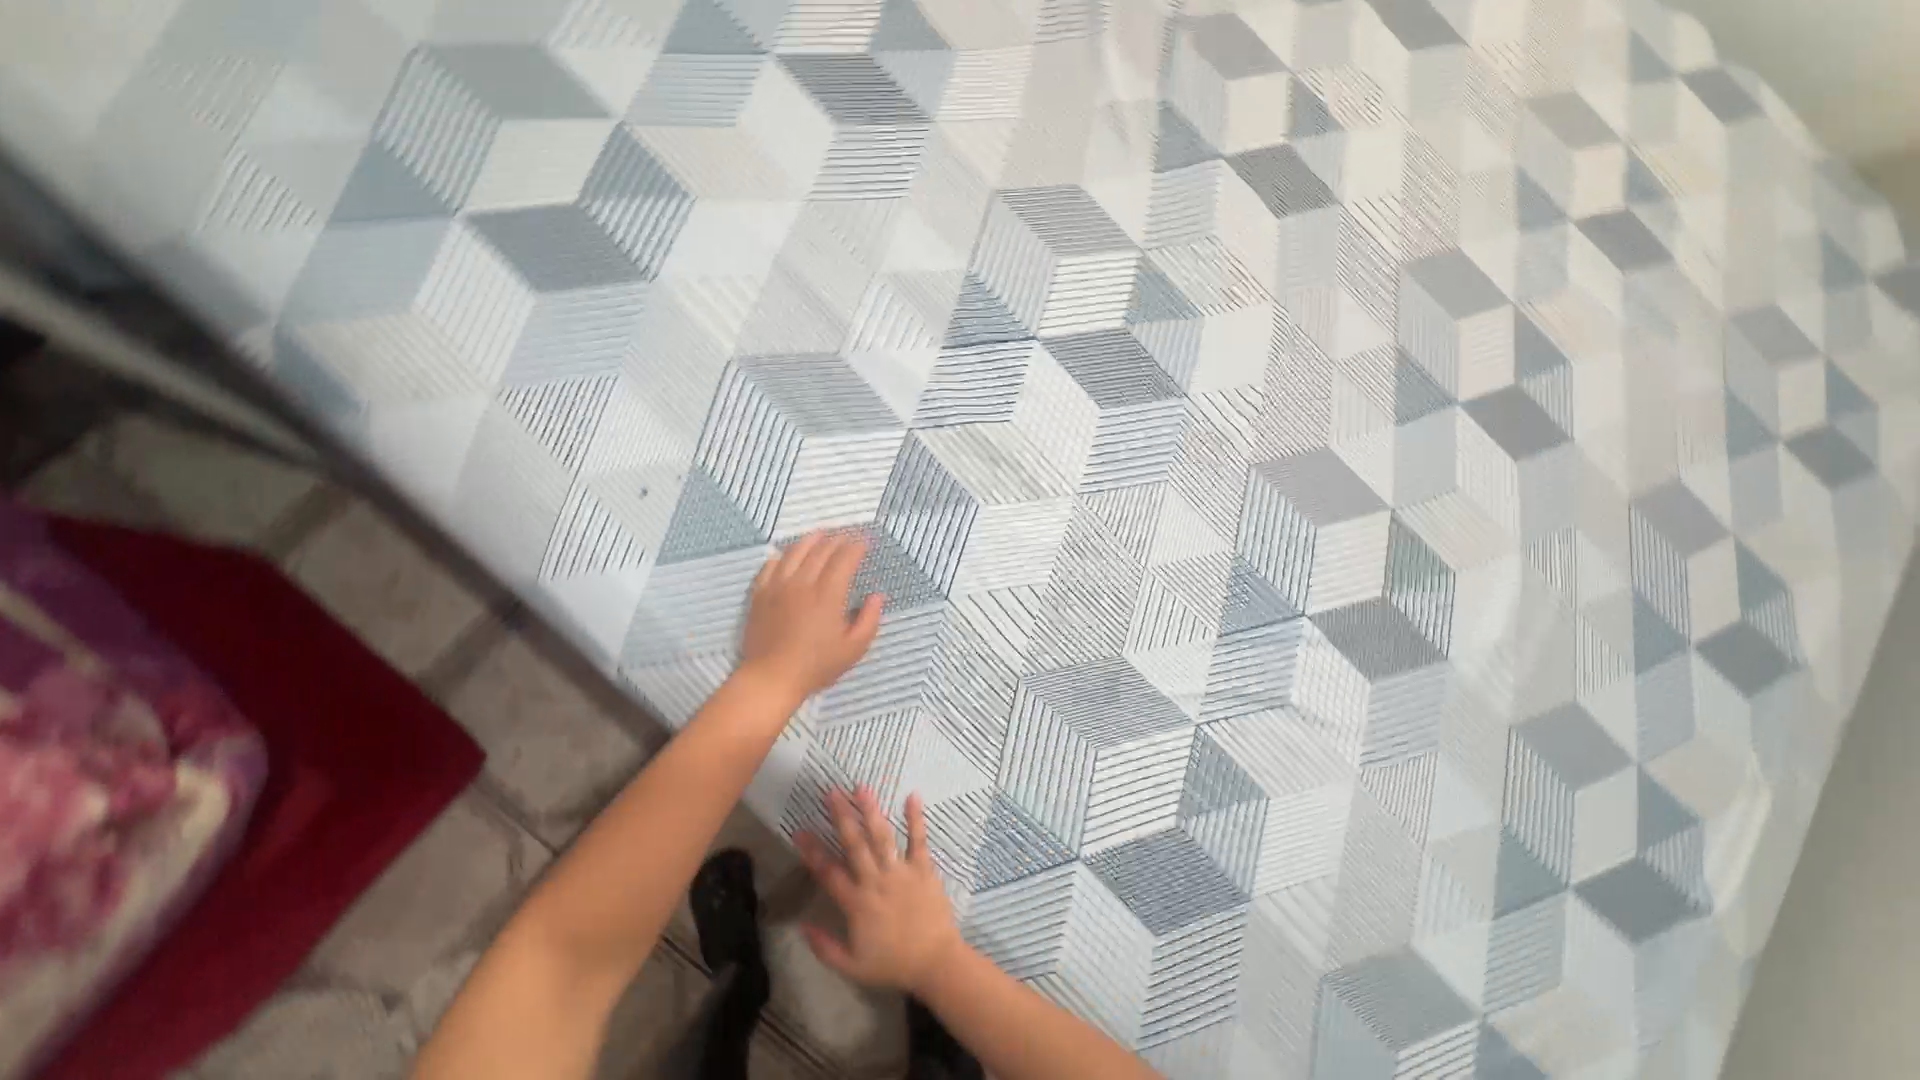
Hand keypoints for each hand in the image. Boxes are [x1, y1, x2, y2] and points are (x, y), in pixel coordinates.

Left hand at [740, 530, 883, 700]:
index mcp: (828, 594)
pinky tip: (787, 555)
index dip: (857, 546)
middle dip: (838, 539)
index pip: (844, 558)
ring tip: (821, 534)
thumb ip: (870, 619)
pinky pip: (770, 565)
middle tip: (848, 536)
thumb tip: (877, 596)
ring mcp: (778, 586)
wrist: (771, 678)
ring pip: (795, 551)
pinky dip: (782, 555)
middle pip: (821, 550)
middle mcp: (802, 583)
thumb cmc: (816, 666)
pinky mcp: (760, 594)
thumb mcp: (854, 648)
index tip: (866, 541)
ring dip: (811, 539)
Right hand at [796, 788, 964, 993]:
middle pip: (854, 844)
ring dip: (871, 811)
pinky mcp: (923, 870)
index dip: (812, 851)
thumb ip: (825, 947)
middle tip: (831, 792)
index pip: (828, 872)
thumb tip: (802, 926)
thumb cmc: (893, 964)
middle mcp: (876, 881)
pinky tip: (912, 796)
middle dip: (841, 816)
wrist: (935, 962)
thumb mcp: (852, 966)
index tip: (798, 830)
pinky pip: (918, 841)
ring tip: (862, 787)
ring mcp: (901, 872)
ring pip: (882, 837)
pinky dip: (916, 818)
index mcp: (857, 903)